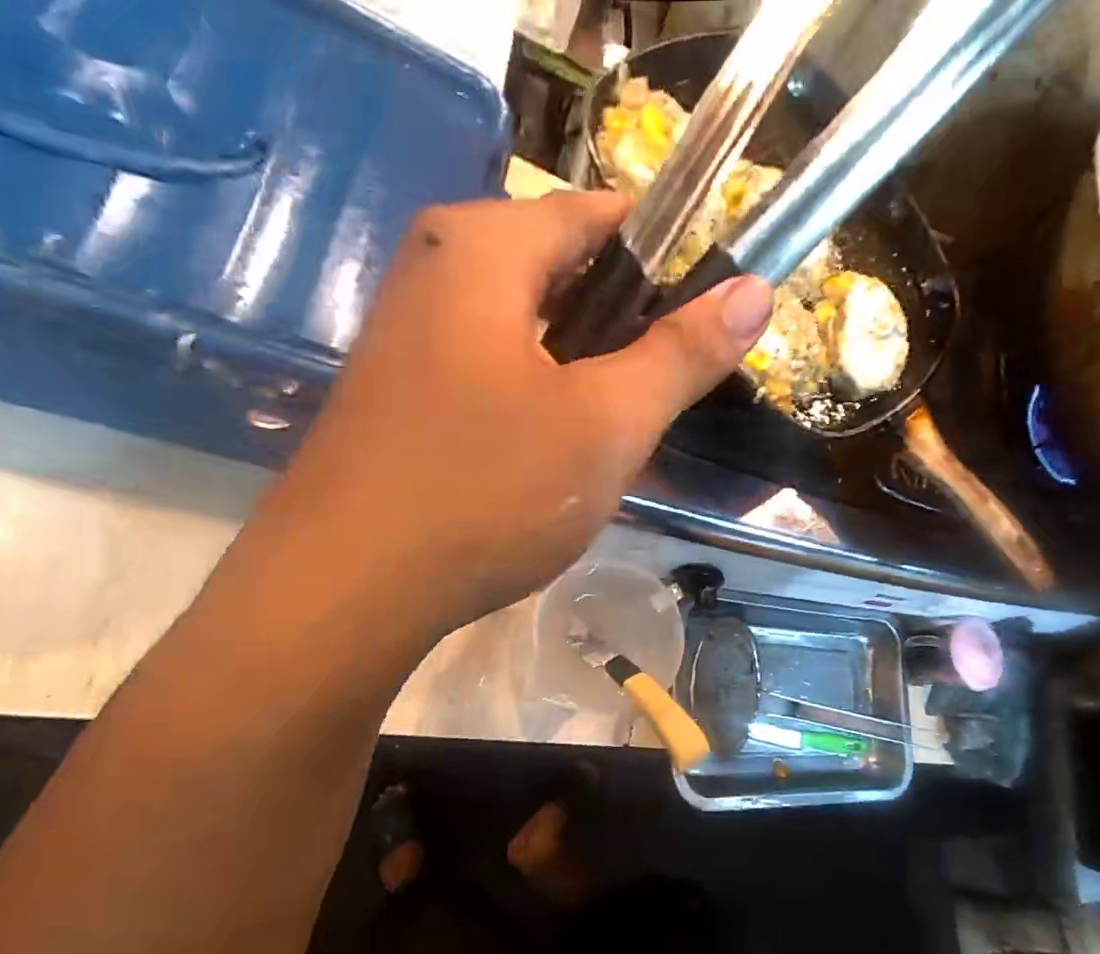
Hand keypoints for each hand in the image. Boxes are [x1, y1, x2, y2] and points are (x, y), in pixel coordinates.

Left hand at [234, 192, 773, 640]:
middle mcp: (439, 266)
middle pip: (570, 269)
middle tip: (673, 388)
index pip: (603, 216)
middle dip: (632, 323)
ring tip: (631, 423)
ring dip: (595, 364)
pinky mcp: (410, 385)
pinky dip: (551, 388)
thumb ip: (684, 352)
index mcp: (482, 246)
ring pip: (539, 323)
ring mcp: (416, 328)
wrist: (345, 592)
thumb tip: (755, 290)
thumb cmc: (488, 489)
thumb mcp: (609, 421)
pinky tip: (571, 446)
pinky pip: (504, 362)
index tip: (712, 320)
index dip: (669, 260)